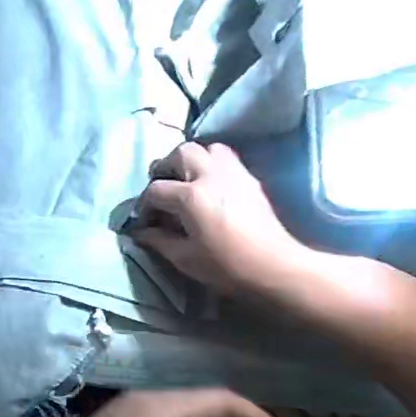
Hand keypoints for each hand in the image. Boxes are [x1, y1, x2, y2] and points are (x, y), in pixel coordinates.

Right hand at [132, 142, 312, 294]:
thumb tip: (141, 232)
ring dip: (191, 161)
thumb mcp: (184, 258)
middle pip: (181, 153)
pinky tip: (209, 187)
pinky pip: (227, 158)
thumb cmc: (226, 266)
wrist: (275, 267)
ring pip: (207, 149)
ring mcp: (233, 173)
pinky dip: (212, 165)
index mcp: (190, 196)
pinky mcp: (249, 179)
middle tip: (161, 190)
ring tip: (186, 182)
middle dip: (165, 168)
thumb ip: (158, 240)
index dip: (144, 206)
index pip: (155, 190)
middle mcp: (211, 175)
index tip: (143, 222)